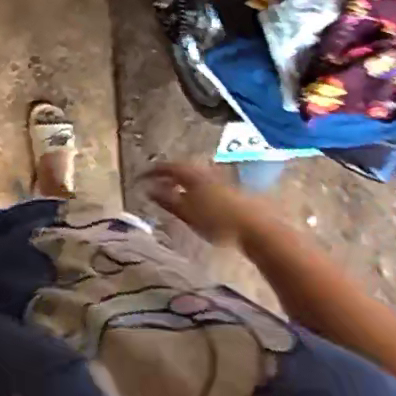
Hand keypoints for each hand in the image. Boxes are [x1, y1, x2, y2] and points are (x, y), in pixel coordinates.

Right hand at [141, 162, 261, 247]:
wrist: (255, 227)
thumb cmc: (217, 221)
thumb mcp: (186, 212)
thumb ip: (166, 199)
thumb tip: (148, 189)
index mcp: (192, 174)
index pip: (167, 167)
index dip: (152, 172)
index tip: (139, 178)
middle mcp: (205, 172)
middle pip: (181, 169)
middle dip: (167, 176)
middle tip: (154, 184)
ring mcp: (219, 180)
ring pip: (193, 176)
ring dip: (180, 182)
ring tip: (171, 194)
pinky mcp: (229, 190)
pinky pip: (203, 183)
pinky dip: (192, 188)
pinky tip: (194, 202)